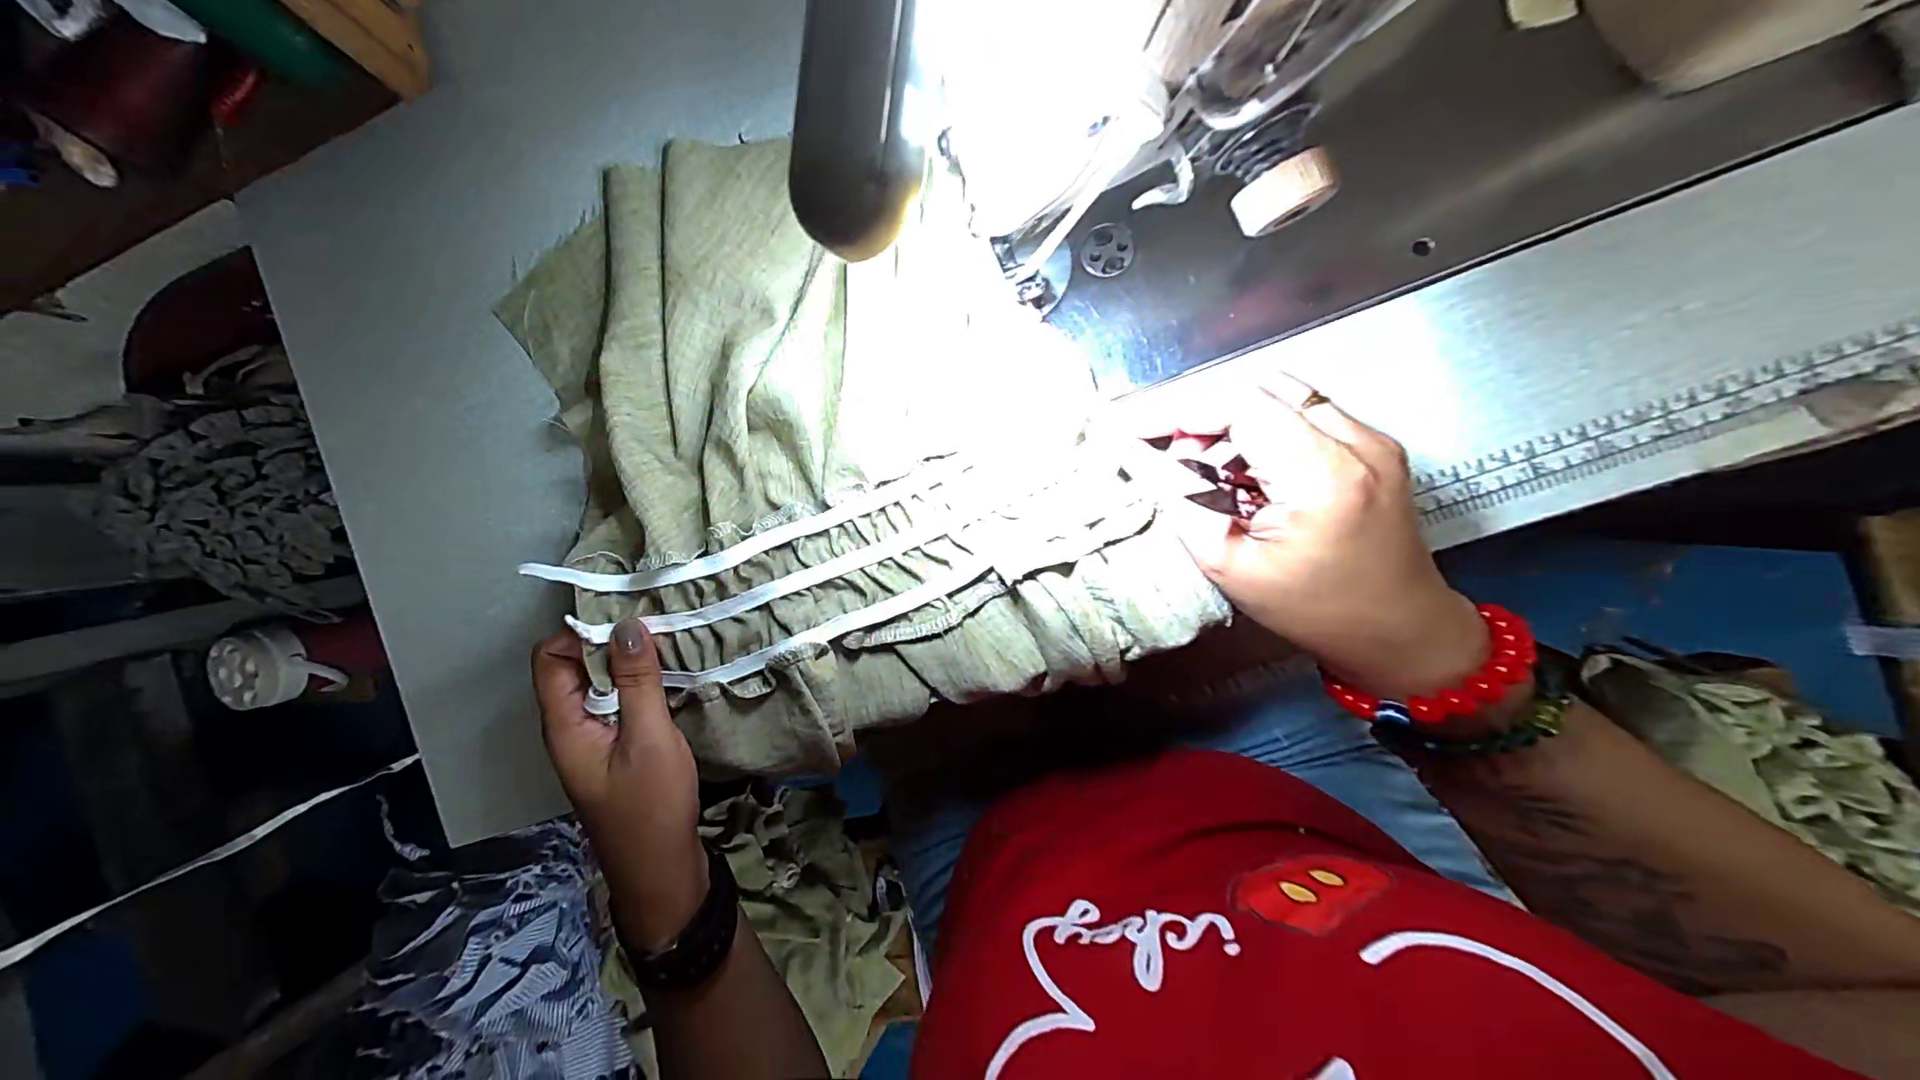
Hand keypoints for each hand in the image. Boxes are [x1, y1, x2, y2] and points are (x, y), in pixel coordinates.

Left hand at [534, 619, 706, 950]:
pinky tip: (672, 678)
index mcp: (564, 726)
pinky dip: (640, 686)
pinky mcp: (616, 750)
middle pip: (575, 668)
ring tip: (670, 644)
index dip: (584, 633)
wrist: (662, 871)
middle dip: (611, 643)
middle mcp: (570, 729)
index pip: (552, 659)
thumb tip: (629, 625)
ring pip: (600, 685)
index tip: (630, 620)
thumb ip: (637, 682)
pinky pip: (619, 703)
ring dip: (629, 664)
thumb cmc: (652, 807)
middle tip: (658, 626)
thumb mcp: (649, 739)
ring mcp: (593, 741)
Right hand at [1121, 371, 1488, 700]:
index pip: (1241, 407)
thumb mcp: (1233, 567)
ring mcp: (1373, 440)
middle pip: (1260, 392)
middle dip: (1208, 419)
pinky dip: (1268, 431)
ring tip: (1219, 472)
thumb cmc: (1318, 610)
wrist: (1399, 628)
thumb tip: (1151, 462)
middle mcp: (1358, 444)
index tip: (1145, 427)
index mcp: (1324, 477)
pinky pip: (1308, 413)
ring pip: (1283, 395)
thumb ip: (1185, 505)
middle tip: (1181, 461)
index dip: (1183, 412)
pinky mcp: (1375, 445)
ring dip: (1238, 423)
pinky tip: (1255, 475)